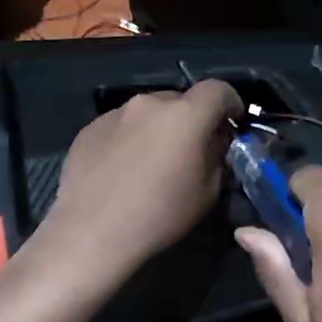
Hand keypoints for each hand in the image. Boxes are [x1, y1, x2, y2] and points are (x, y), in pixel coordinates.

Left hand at [38, 80, 242, 279]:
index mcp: (185, 115)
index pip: (218, 89)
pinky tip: (123, 169)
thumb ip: (217, 156)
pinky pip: (121, 126)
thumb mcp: (207, 192)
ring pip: (148, 113)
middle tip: (191, 149)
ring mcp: (115, 113)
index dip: (230, 103)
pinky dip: (130, 138)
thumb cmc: (159, 215)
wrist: (92, 232)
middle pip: (180, 101)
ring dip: (158, 128)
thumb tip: (215, 141)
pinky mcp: (89, 129)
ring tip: (153, 162)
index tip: (231, 123)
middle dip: (191, 120)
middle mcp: (149, 103)